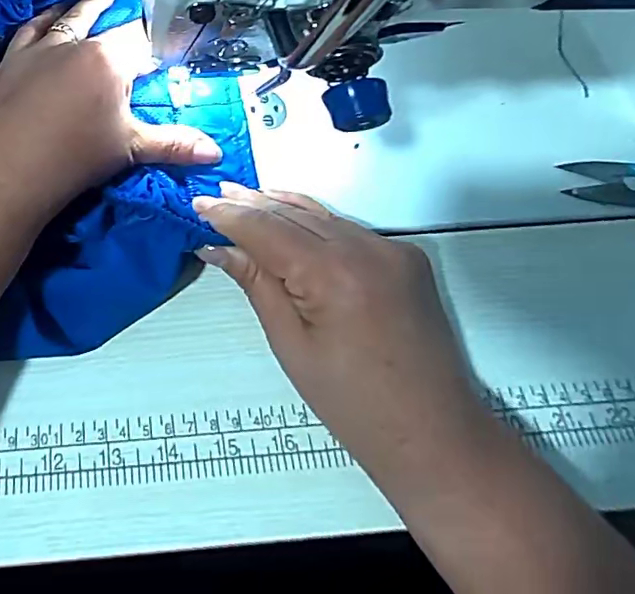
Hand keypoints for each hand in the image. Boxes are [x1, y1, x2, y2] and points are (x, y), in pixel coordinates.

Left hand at [0, 0, 221, 219]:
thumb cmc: (77, 156)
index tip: (159, 47)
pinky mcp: (13, 59)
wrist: (10, 168)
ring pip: (68, 18)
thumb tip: (216, 152)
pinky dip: (43, 19)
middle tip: (129, 3)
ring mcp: (40, 49)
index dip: (151, 44)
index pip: (138, 42)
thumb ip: (174, 144)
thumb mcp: (131, 148)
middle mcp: (75, 45)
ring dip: (85, 5)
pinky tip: (48, 16)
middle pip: (104, 25)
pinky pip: (30, 29)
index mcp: (109, 61)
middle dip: (122, 20)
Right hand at [192, 185, 488, 469]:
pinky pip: (346, 227)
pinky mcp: (405, 257)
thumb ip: (255, 282)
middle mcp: (368, 251)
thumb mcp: (290, 343)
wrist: (436, 437)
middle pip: (293, 214)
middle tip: (213, 197)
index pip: (267, 227)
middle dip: (250, 204)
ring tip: (241, 199)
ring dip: (279, 208)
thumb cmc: (357, 406)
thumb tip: (219, 247)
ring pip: (320, 214)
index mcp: (335, 274)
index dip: (228, 214)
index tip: (198, 204)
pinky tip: (288, 219)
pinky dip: (313, 221)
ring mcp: (392, 250)